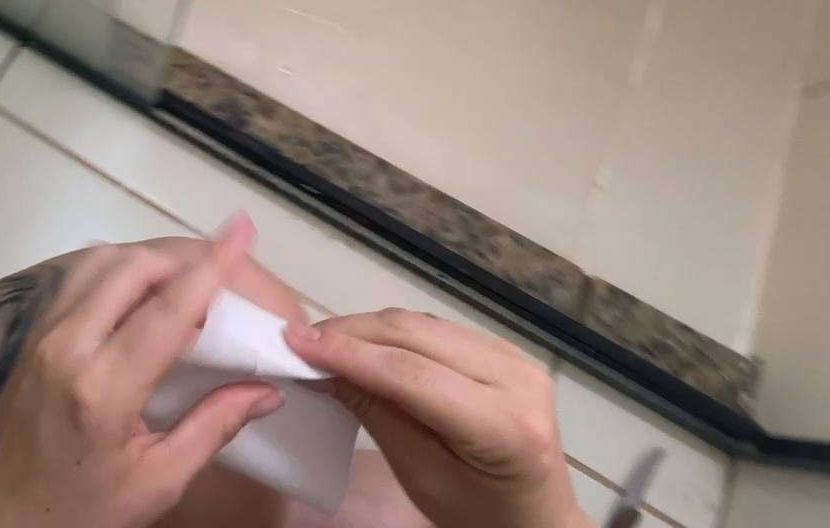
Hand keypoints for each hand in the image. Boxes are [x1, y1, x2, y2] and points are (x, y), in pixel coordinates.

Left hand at [0, 229, 283, 527]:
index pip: (167, 309)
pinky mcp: (34, 329)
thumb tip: (267, 390)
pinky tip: (135, 293)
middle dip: (178, 260)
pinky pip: (77, 277)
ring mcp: (45, 331)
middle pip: (131, 267)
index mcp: (104, 388)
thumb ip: (212, 428)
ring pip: (99, 261)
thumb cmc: (82, 511)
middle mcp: (70, 344)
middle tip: (213, 278)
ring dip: (144, 260)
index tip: (240, 231)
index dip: (210, 267)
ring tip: (178, 285)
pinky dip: (113, 269)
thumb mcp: (156, 484)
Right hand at [286, 309, 590, 527]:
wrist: (535, 519)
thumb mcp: (420, 476)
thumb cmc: (476, 514)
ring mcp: (513, 355)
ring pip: (419, 322)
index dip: (348, 352)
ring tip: (323, 340)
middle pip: (415, 336)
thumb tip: (319, 364)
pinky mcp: (500, 345)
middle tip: (299, 338)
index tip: (294, 340)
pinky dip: (389, 330)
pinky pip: (431, 326)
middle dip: (350, 332)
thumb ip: (374, 412)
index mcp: (506, 426)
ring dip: (365, 327)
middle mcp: (516, 377)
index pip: (411, 374)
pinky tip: (361, 341)